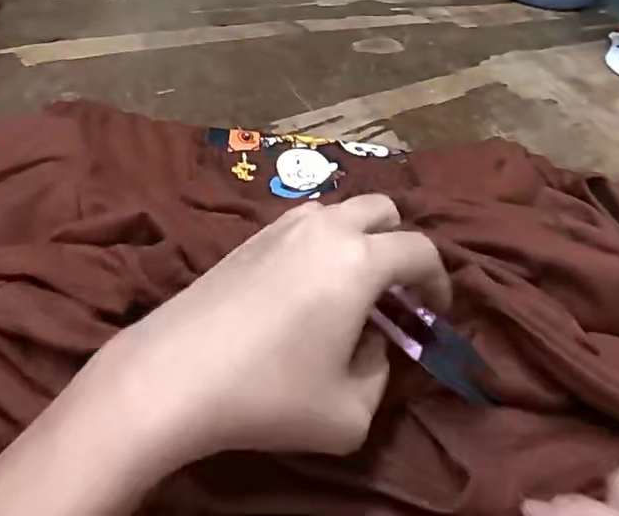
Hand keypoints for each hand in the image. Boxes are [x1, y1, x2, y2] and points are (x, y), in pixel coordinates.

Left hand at [73, 194, 449, 467]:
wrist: (179, 367)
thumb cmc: (272, 391)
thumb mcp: (350, 411)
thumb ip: (379, 370)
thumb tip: (370, 340)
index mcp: (358, 259)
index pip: (420, 249)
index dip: (439, 280)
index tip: (433, 313)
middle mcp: (323, 227)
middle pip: (380, 208)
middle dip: (399, 243)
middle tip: (393, 293)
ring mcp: (281, 224)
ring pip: (337, 210)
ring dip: (356, 238)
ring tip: (347, 288)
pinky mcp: (250, 234)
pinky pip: (302, 223)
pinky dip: (321, 241)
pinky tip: (304, 285)